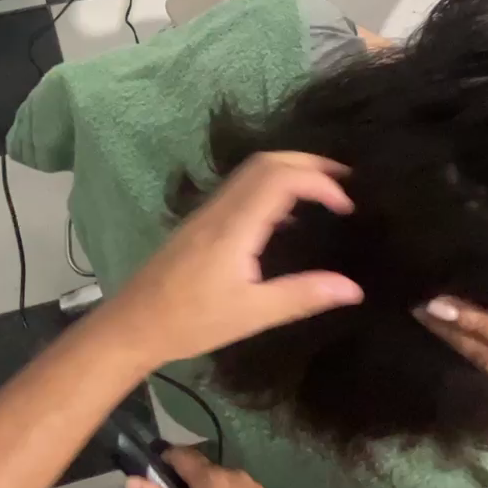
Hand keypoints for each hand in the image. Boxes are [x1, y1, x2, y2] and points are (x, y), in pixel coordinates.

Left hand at [97, 151, 363, 366]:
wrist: (133, 323)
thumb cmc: (191, 321)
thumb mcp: (252, 314)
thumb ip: (302, 296)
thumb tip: (354, 288)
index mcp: (234, 226)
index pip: (280, 178)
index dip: (319, 181)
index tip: (348, 207)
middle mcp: (220, 209)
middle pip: (265, 163)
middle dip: (308, 163)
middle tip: (346, 182)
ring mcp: (206, 213)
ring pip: (250, 173)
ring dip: (289, 172)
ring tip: (325, 193)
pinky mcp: (200, 223)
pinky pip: (240, 190)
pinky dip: (271, 188)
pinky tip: (288, 219)